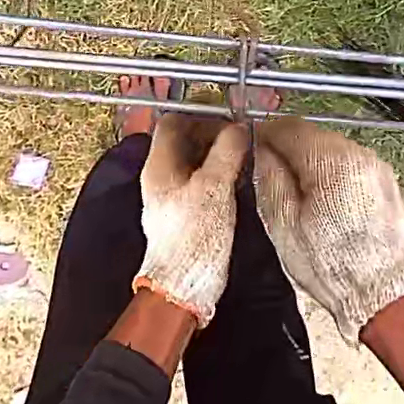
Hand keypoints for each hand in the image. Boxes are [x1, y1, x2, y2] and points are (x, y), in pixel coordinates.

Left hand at [133, 113, 250, 326]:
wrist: (183, 288)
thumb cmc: (195, 236)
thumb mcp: (214, 188)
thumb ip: (226, 152)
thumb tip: (238, 127)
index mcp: (159, 165)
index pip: (173, 121)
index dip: (201, 115)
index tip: (230, 121)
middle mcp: (160, 176)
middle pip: (183, 139)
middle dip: (213, 133)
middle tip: (242, 139)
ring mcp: (170, 195)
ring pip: (193, 159)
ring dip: (217, 153)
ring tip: (244, 157)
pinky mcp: (183, 211)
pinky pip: (199, 180)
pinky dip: (217, 173)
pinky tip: (237, 179)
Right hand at [253, 118, 403, 341]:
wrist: (384, 293)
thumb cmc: (334, 266)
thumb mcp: (283, 224)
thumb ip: (268, 177)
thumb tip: (260, 151)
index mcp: (331, 162)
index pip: (289, 128)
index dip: (264, 133)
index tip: (252, 143)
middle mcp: (357, 156)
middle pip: (311, 134)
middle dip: (287, 147)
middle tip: (268, 170)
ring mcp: (374, 166)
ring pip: (329, 146)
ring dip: (309, 159)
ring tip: (296, 191)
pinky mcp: (382, 179)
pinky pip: (347, 162)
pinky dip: (329, 170)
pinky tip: (321, 198)